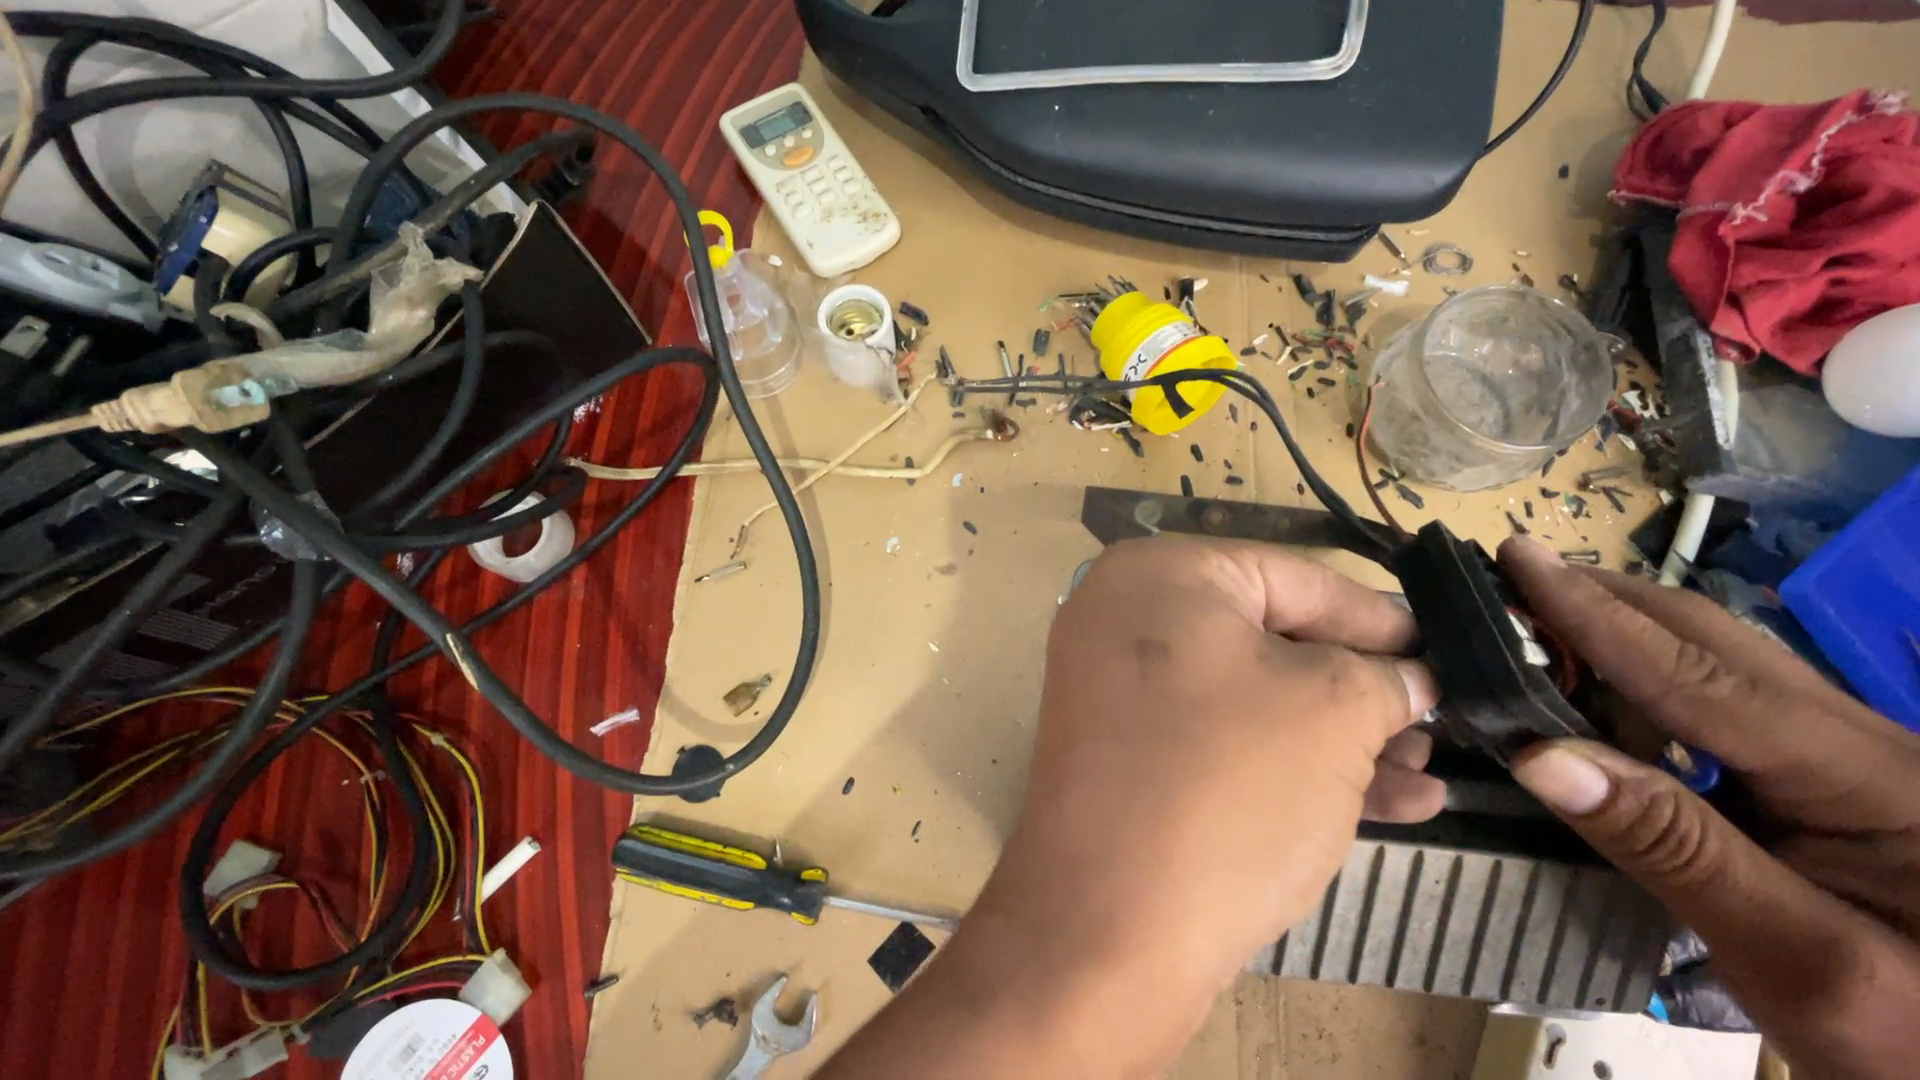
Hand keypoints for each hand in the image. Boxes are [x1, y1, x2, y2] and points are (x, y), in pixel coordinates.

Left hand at [827, 536, 1439, 1077]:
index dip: (1379, 617)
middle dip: (1363, 686)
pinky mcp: (1128, 756)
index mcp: (1160, 575)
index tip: (1448, 647)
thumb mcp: (1332, 713)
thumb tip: (1414, 673)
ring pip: (1254, 697)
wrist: (1108, 926)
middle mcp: (1126, 619)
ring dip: (1343, 734)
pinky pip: (1221, 739)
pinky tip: (1394, 803)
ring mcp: (1120, 691)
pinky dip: (1295, 763)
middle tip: (1440, 718)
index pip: (1295, 576)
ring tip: (1427, 770)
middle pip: (1273, 638)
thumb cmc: (1227, 786)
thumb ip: (1383, 677)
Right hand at [1499, 537, 1919, 1079]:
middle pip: (1713, 641)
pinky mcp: (1825, 780)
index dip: (1598, 617)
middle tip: (1505, 578)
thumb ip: (1672, 850)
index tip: (1516, 558)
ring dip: (1615, 633)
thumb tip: (1538, 755)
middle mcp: (1863, 741)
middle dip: (1603, 600)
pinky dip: (1634, 682)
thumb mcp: (1803, 965)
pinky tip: (1590, 696)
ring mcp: (1847, 757)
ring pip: (1714, 663)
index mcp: (1873, 778)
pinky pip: (1714, 705)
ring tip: (1528, 629)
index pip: (1701, 678)